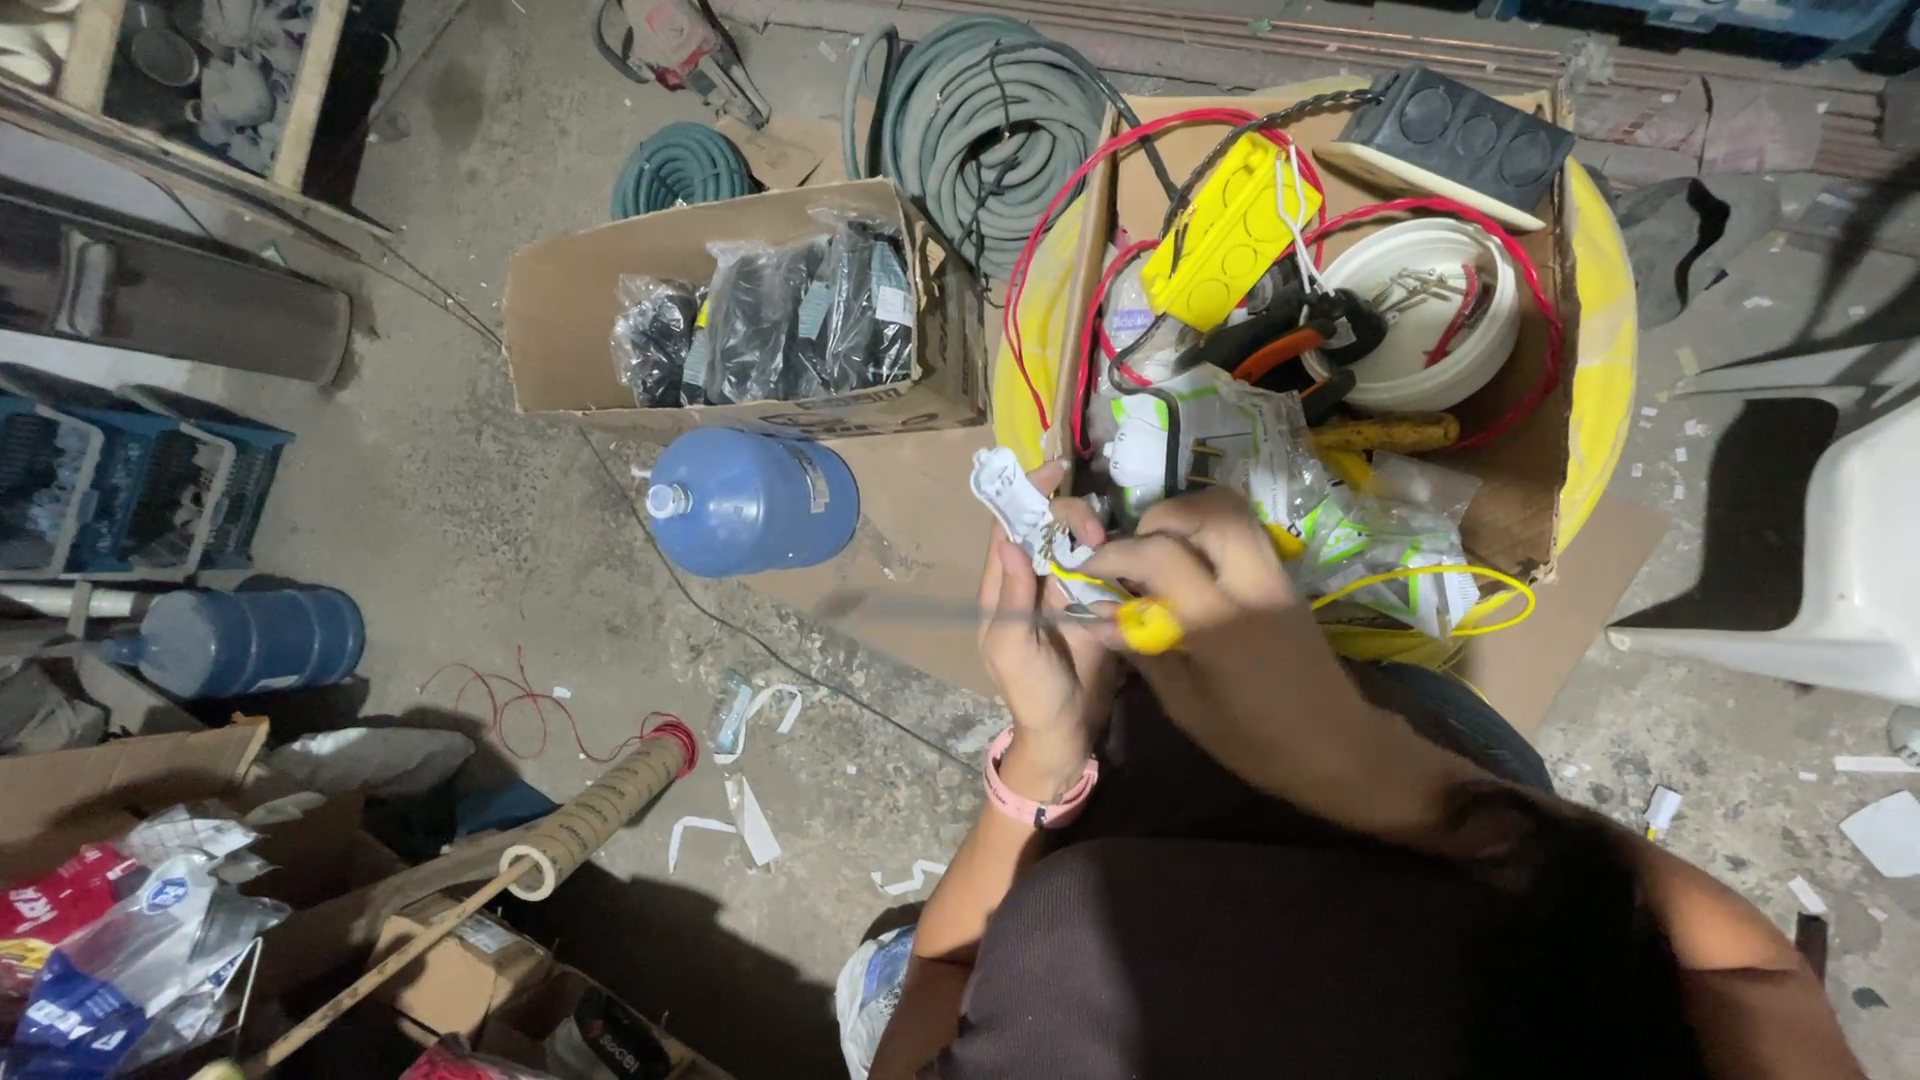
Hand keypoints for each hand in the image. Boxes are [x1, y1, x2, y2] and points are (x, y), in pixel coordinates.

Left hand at [977, 461, 1117, 800]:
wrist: (1068, 730)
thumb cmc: (1030, 693)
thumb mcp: (1011, 648)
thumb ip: (1009, 595)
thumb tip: (1008, 540)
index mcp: (1003, 585)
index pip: (1009, 527)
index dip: (1026, 495)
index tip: (1055, 472)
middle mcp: (1034, 579)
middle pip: (1047, 526)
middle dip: (1070, 516)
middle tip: (1096, 534)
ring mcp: (1066, 589)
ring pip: (1078, 541)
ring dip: (1095, 533)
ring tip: (1111, 546)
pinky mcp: (1097, 602)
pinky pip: (1106, 566)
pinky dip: (1117, 555)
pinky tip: (1131, 553)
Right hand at [1079, 488, 1468, 838]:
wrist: (1339, 748)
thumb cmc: (1255, 741)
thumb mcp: (1186, 706)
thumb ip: (1144, 650)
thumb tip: (1098, 616)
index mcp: (1221, 624)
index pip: (1161, 555)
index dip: (1115, 553)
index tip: (1090, 568)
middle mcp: (1253, 586)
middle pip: (1209, 511)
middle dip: (1159, 517)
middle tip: (1133, 549)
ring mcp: (1276, 577)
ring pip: (1233, 511)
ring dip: (1186, 517)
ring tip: (1158, 551)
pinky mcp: (1284, 579)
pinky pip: (1243, 531)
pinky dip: (1207, 531)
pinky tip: (1186, 567)